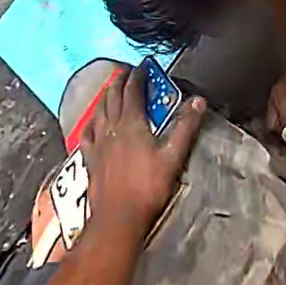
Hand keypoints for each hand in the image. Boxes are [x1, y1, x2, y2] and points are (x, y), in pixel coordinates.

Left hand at [81, 63, 205, 243]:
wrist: (118, 218)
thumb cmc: (148, 187)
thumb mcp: (173, 156)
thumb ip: (185, 126)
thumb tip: (198, 100)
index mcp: (132, 123)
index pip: (133, 91)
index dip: (138, 76)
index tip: (143, 66)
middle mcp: (112, 127)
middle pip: (114, 96)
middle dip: (121, 81)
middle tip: (127, 72)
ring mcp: (98, 142)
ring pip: (100, 110)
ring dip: (106, 95)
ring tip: (111, 88)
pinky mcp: (90, 158)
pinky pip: (87, 133)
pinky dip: (91, 122)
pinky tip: (92, 122)